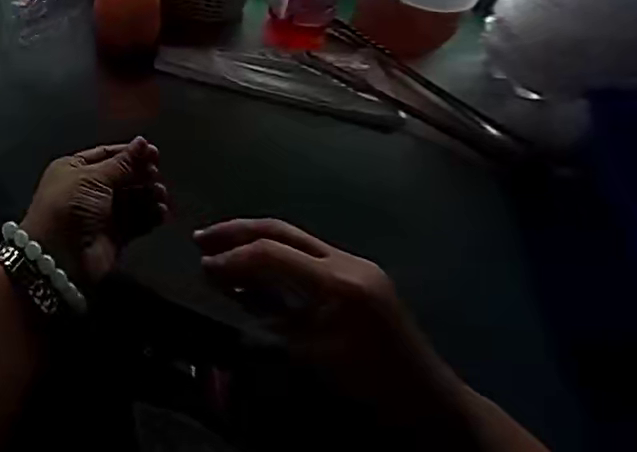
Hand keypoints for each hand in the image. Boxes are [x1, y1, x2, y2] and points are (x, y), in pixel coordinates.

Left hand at [20, 137, 167, 286]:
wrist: (60, 257)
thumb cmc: (70, 206)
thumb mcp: (93, 179)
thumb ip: (122, 163)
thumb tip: (142, 142)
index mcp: (76, 168)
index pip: (107, 155)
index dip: (130, 153)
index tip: (153, 152)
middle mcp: (89, 188)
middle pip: (122, 176)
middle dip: (141, 173)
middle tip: (157, 174)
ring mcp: (103, 212)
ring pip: (132, 198)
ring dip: (148, 194)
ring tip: (161, 193)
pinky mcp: (116, 235)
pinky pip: (137, 220)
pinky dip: (150, 215)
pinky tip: (161, 211)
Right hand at [196, 219, 459, 414]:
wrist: (434, 407)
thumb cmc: (373, 388)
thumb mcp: (314, 358)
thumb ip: (269, 318)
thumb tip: (230, 288)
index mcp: (339, 282)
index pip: (272, 254)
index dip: (232, 258)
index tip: (203, 266)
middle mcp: (347, 261)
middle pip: (281, 230)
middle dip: (237, 231)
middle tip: (202, 238)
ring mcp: (356, 262)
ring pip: (294, 236)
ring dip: (255, 238)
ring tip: (221, 244)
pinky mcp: (359, 271)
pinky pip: (309, 251)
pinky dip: (277, 252)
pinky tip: (258, 263)